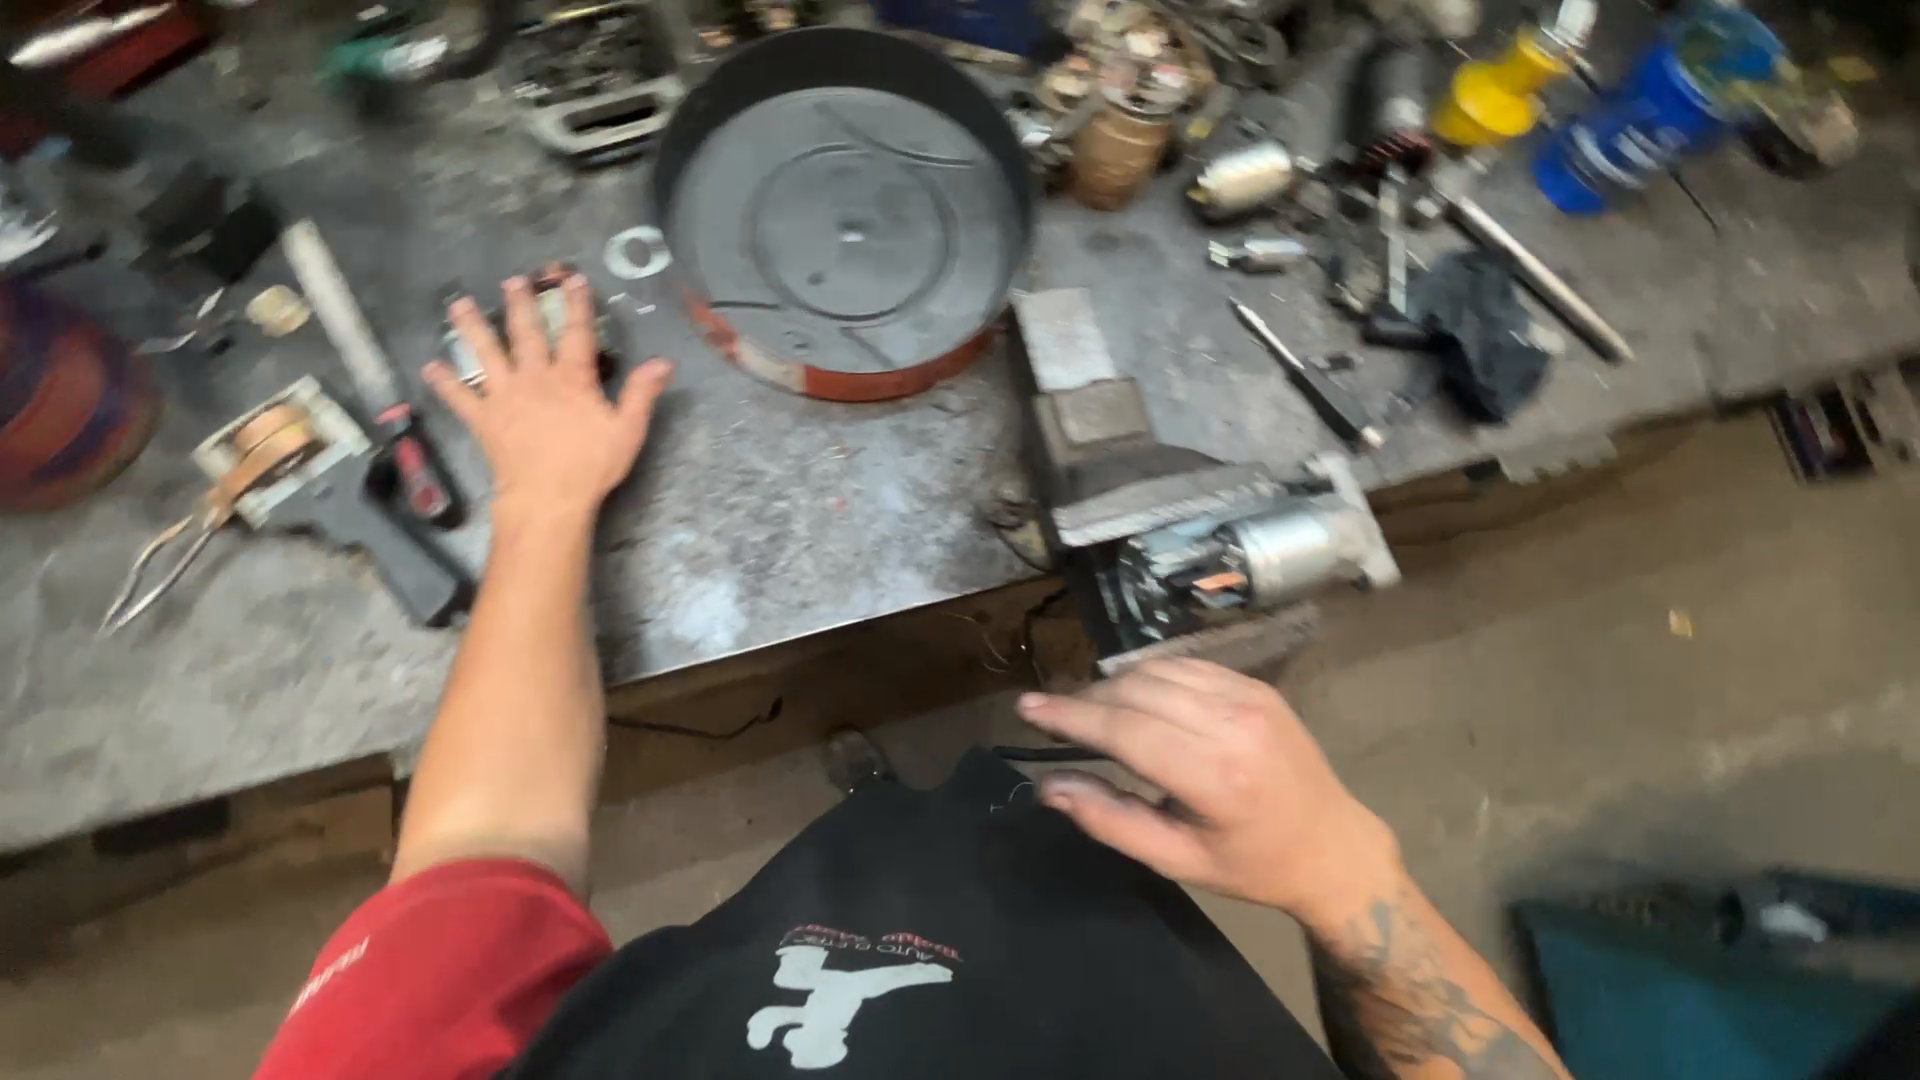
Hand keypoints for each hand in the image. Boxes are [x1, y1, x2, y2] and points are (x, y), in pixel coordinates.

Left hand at [423, 275, 672, 525]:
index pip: (577, 334)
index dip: (577, 305)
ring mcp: (504, 396)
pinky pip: (460, 396)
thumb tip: (663, 363)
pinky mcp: (484, 418)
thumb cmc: (592, 464)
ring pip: (485, 354)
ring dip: (472, 327)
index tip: (573, 280)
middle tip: (513, 280)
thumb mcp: (628, 430)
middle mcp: (535, 378)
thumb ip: (641, 393)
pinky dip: (445, 382)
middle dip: (521, 304)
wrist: (548, 496)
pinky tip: (431, 367)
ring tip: (459, 304)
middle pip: (526, 334)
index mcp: (572, 379)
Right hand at [1017, 658, 1401, 924]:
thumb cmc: (1252, 865)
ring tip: (1092, 713)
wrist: (1333, 845)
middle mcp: (1233, 723)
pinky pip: (1183, 664)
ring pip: (1155, 670)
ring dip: (1113, 686)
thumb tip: (1048, 786)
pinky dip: (1148, 677)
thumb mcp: (1178, 861)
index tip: (1026, 707)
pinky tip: (1135, 699)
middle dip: (1085, 700)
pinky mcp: (1255, 684)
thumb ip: (1110, 820)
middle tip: (1056, 720)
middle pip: (1134, 690)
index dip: (1069, 716)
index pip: (1124, 730)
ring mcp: (1249, 696)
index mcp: (1216, 777)